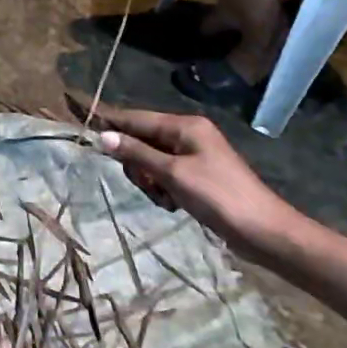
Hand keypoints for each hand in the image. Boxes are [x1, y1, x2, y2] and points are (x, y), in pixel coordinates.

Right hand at [90, 104, 302, 250]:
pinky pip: (164, 175)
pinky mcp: (195, 176)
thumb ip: (137, 153)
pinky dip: (162, 189)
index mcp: (185, 126)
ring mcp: (192, 156)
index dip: (112, 123)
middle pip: (142, 140)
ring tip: (164, 197)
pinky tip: (172, 203)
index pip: (137, 118)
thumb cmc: (217, 196)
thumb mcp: (172, 173)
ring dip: (149, 180)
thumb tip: (103, 136)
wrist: (261, 230)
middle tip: (147, 184)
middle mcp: (188, 135)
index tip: (85, 129)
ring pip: (150, 161)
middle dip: (136, 163)